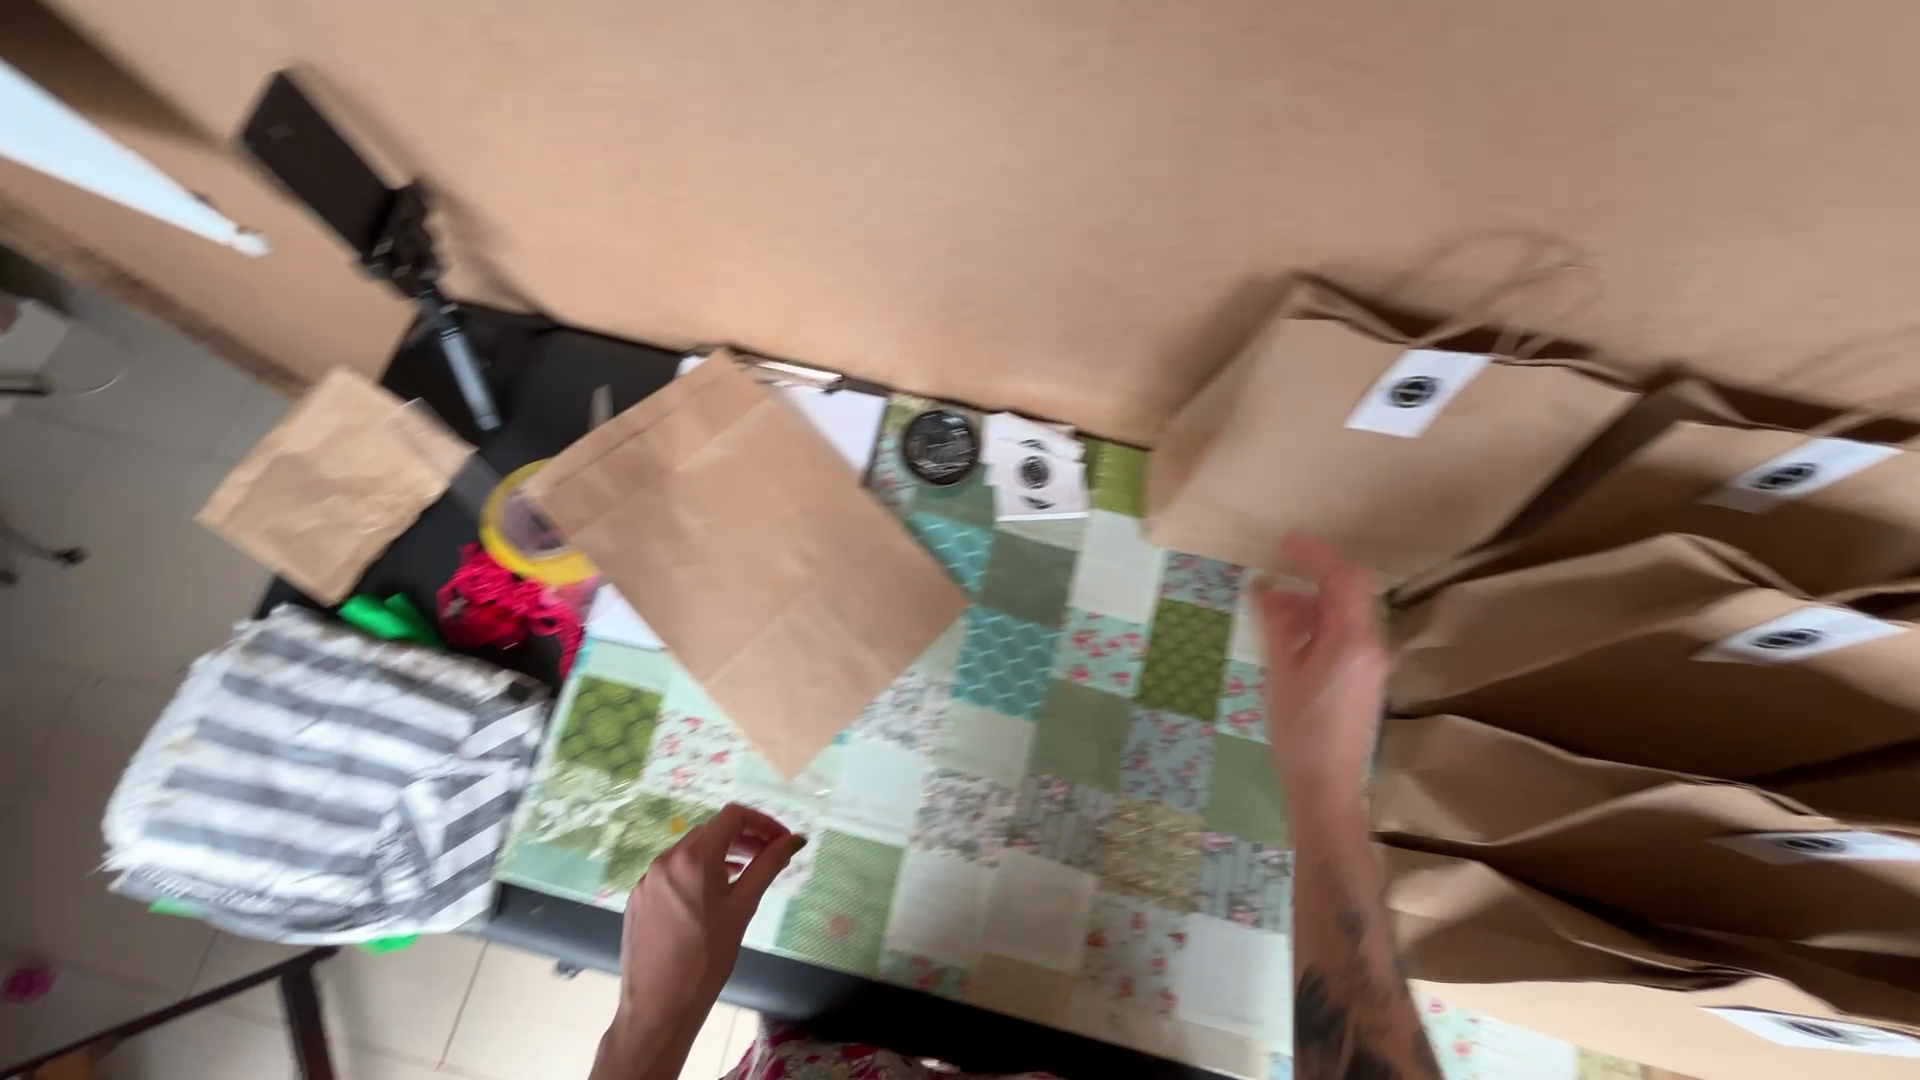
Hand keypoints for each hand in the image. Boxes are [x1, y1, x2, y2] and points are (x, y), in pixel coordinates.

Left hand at [601, 803, 801, 1077]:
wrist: (658, 1009)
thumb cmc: (707, 957)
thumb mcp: (744, 907)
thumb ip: (768, 865)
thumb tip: (795, 839)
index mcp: (693, 857)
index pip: (733, 816)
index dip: (762, 822)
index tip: (781, 840)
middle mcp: (666, 859)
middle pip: (712, 831)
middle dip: (744, 838)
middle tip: (768, 857)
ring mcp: (648, 879)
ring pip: (691, 851)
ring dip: (721, 854)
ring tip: (743, 875)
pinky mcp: (639, 898)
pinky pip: (673, 872)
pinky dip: (697, 873)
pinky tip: (710, 897)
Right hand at [1257, 533, 1388, 804]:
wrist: (1326, 785)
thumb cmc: (1299, 730)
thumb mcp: (1281, 672)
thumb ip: (1277, 624)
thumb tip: (1265, 586)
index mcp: (1354, 641)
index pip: (1343, 579)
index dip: (1316, 554)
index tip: (1286, 542)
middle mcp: (1373, 645)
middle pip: (1348, 594)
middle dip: (1310, 580)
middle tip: (1272, 579)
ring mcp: (1372, 662)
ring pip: (1345, 615)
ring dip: (1311, 604)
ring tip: (1271, 612)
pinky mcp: (1365, 677)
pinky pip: (1345, 635)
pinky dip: (1318, 626)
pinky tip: (1288, 638)